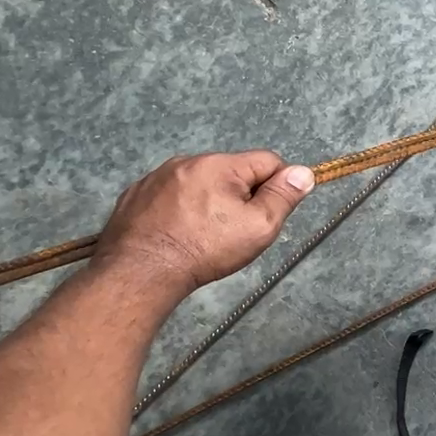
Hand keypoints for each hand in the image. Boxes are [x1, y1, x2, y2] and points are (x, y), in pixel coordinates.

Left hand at [91, 151, 313, 295]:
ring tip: (204, 231)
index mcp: (218, 165)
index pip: (268, 161)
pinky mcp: (133, 195)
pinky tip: (178, 230)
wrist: (138, 275)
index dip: (276, 187)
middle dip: (242, 193)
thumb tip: (303, 172)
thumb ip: (284, 196)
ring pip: (202, 181)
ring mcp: (154, 178)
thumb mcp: (260, 226)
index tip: (265, 213)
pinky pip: (171, 192)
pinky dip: (181, 206)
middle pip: (233, 171)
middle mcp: (185, 162)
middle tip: (236, 227)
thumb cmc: (206, 249)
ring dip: (211, 199)